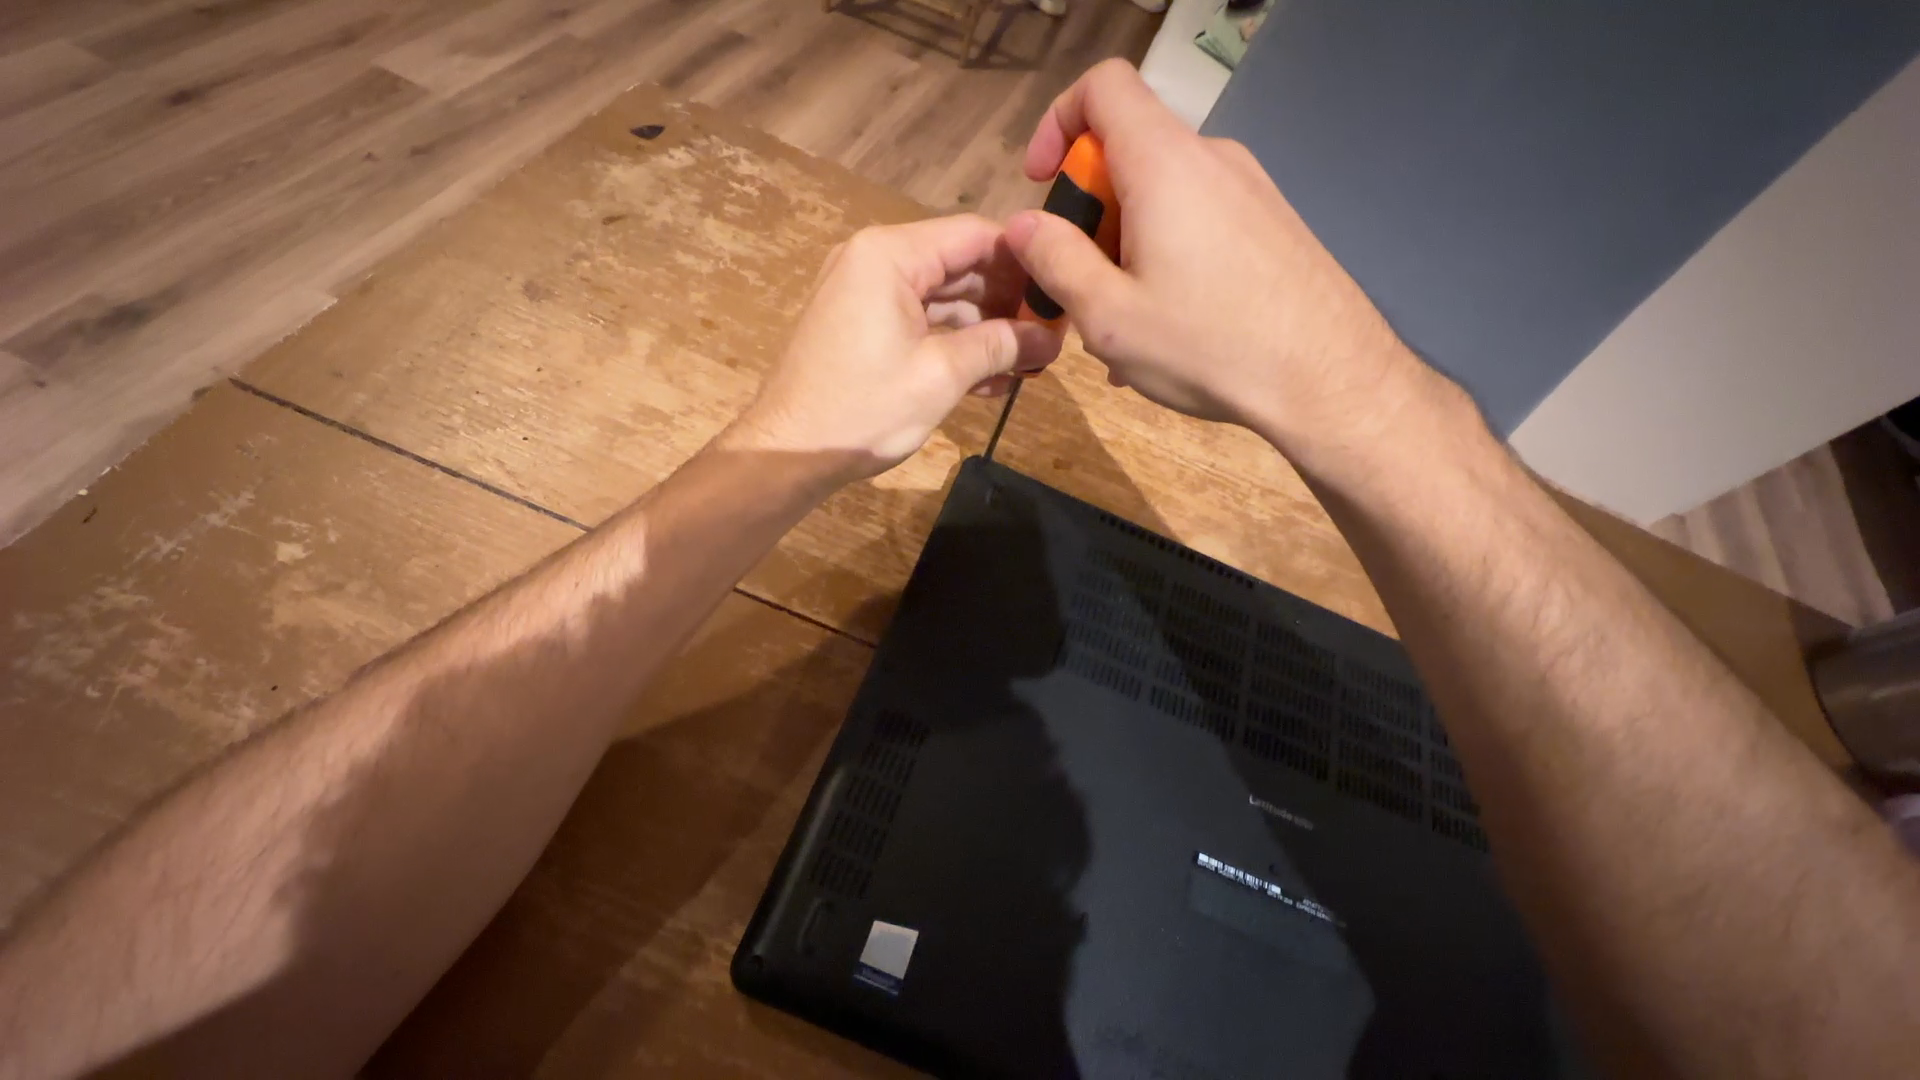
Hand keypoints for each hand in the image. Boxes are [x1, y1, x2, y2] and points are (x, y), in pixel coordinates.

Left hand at [729, 215, 1060, 480]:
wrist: (787, 453)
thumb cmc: (862, 409)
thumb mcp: (941, 376)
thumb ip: (1000, 346)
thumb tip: (1051, 338)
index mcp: (890, 254)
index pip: (975, 234)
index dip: (1025, 261)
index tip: (1064, 291)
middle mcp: (875, 260)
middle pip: (959, 265)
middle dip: (1007, 301)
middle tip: (1051, 336)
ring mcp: (865, 294)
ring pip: (942, 298)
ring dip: (984, 330)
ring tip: (1028, 364)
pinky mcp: (861, 326)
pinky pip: (918, 322)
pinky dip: (952, 344)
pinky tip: (990, 379)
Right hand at [1005, 60, 1425, 450]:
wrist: (1330, 378)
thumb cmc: (1208, 345)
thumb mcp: (1108, 315)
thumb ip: (1055, 260)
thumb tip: (1020, 225)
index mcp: (1164, 163)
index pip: (1103, 87)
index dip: (1057, 122)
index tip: (1043, 186)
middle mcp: (1211, 159)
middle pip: (1129, 153)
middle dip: (1090, 215)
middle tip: (1080, 289)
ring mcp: (1250, 189)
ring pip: (1162, 200)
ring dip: (1126, 250)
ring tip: (1123, 329)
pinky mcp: (1271, 224)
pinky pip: (1198, 225)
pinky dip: (1165, 260)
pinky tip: (1167, 331)